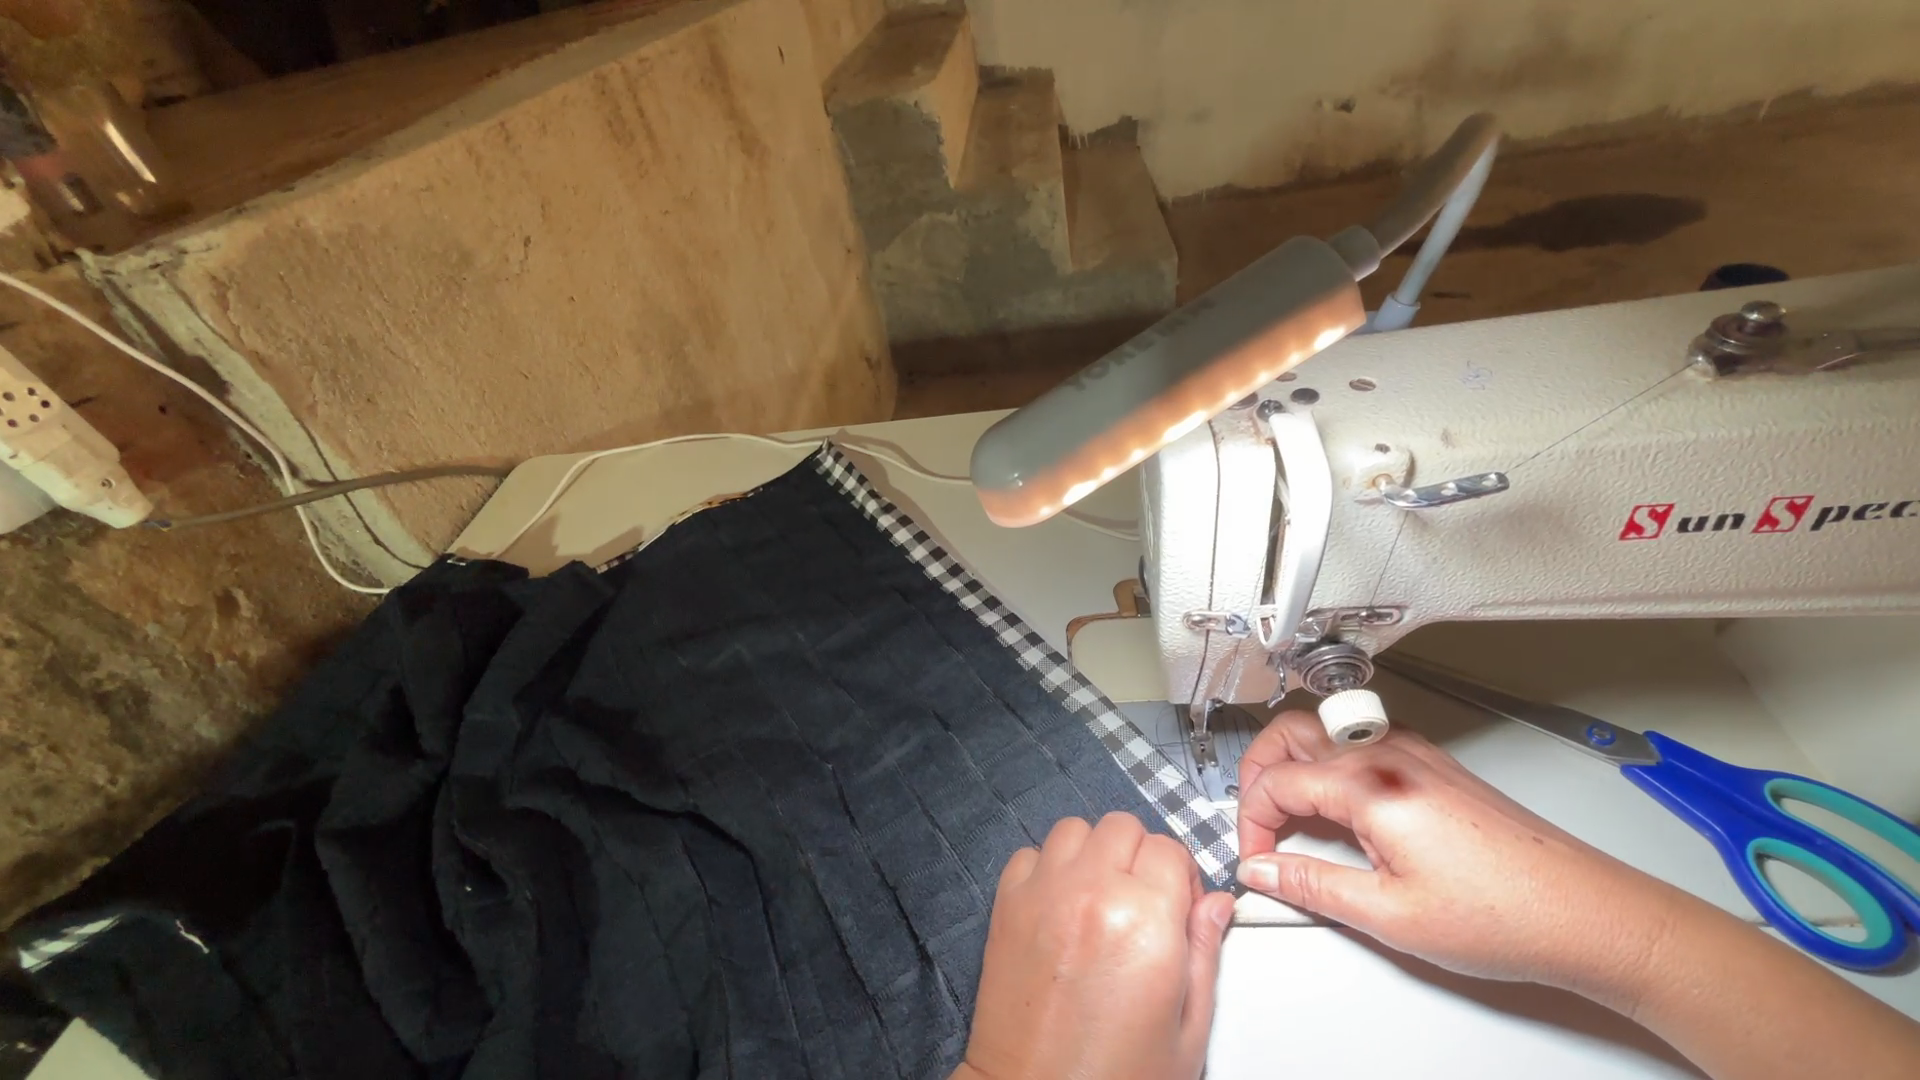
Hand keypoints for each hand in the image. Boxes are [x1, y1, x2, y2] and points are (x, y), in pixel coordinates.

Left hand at [957, 813, 1235, 1079]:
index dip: (1181, 876)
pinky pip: (1030, 853)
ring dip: (1092, 853)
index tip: (1178, 904)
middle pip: (1123, 827)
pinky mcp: (1007, 902)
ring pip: (1075, 829)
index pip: (1170, 849)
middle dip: (1139, 856)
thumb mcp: (1187, 1030)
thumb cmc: (1113, 1078)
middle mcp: (1091, 892)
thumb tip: (1216, 903)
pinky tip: (1059, 904)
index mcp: (1145, 921)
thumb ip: (1206, 953)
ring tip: (1099, 897)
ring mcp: (1044, 892)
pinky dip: (1047, 867)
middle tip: (1141, 900)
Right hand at [1234, 712, 1682, 997]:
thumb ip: (1311, 886)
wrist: (1593, 916)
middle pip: (1288, 732)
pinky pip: (1357, 743)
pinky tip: (1337, 806)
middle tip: (1255, 820)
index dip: (1251, 823)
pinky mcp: (1431, 763)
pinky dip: (1326, 762)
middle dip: (1256, 770)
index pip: (1276, 783)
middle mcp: (1386, 753)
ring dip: (1289, 761)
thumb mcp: (1392, 916)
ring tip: (1287, 812)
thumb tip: (1260, 871)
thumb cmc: (1505, 917)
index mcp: (1368, 785)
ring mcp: (1412, 751)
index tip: (1256, 861)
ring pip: (1322, 730)